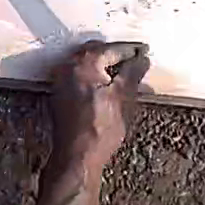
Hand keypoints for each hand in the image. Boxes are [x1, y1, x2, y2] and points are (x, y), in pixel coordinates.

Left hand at [51, 41, 149, 172]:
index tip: (144, 50)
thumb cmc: (100, 128)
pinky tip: (106, 84)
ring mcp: (60, 82)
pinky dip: (93, 75)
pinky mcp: (60, 95)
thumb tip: (142, 59)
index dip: (130, 49)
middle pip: (94, 52)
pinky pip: (78, 76)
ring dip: (103, 64)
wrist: (77, 155)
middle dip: (114, 54)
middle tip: (134, 57)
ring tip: (123, 71)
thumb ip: (132, 74)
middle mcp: (67, 68)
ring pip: (85, 64)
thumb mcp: (123, 98)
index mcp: (82, 64)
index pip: (110, 49)